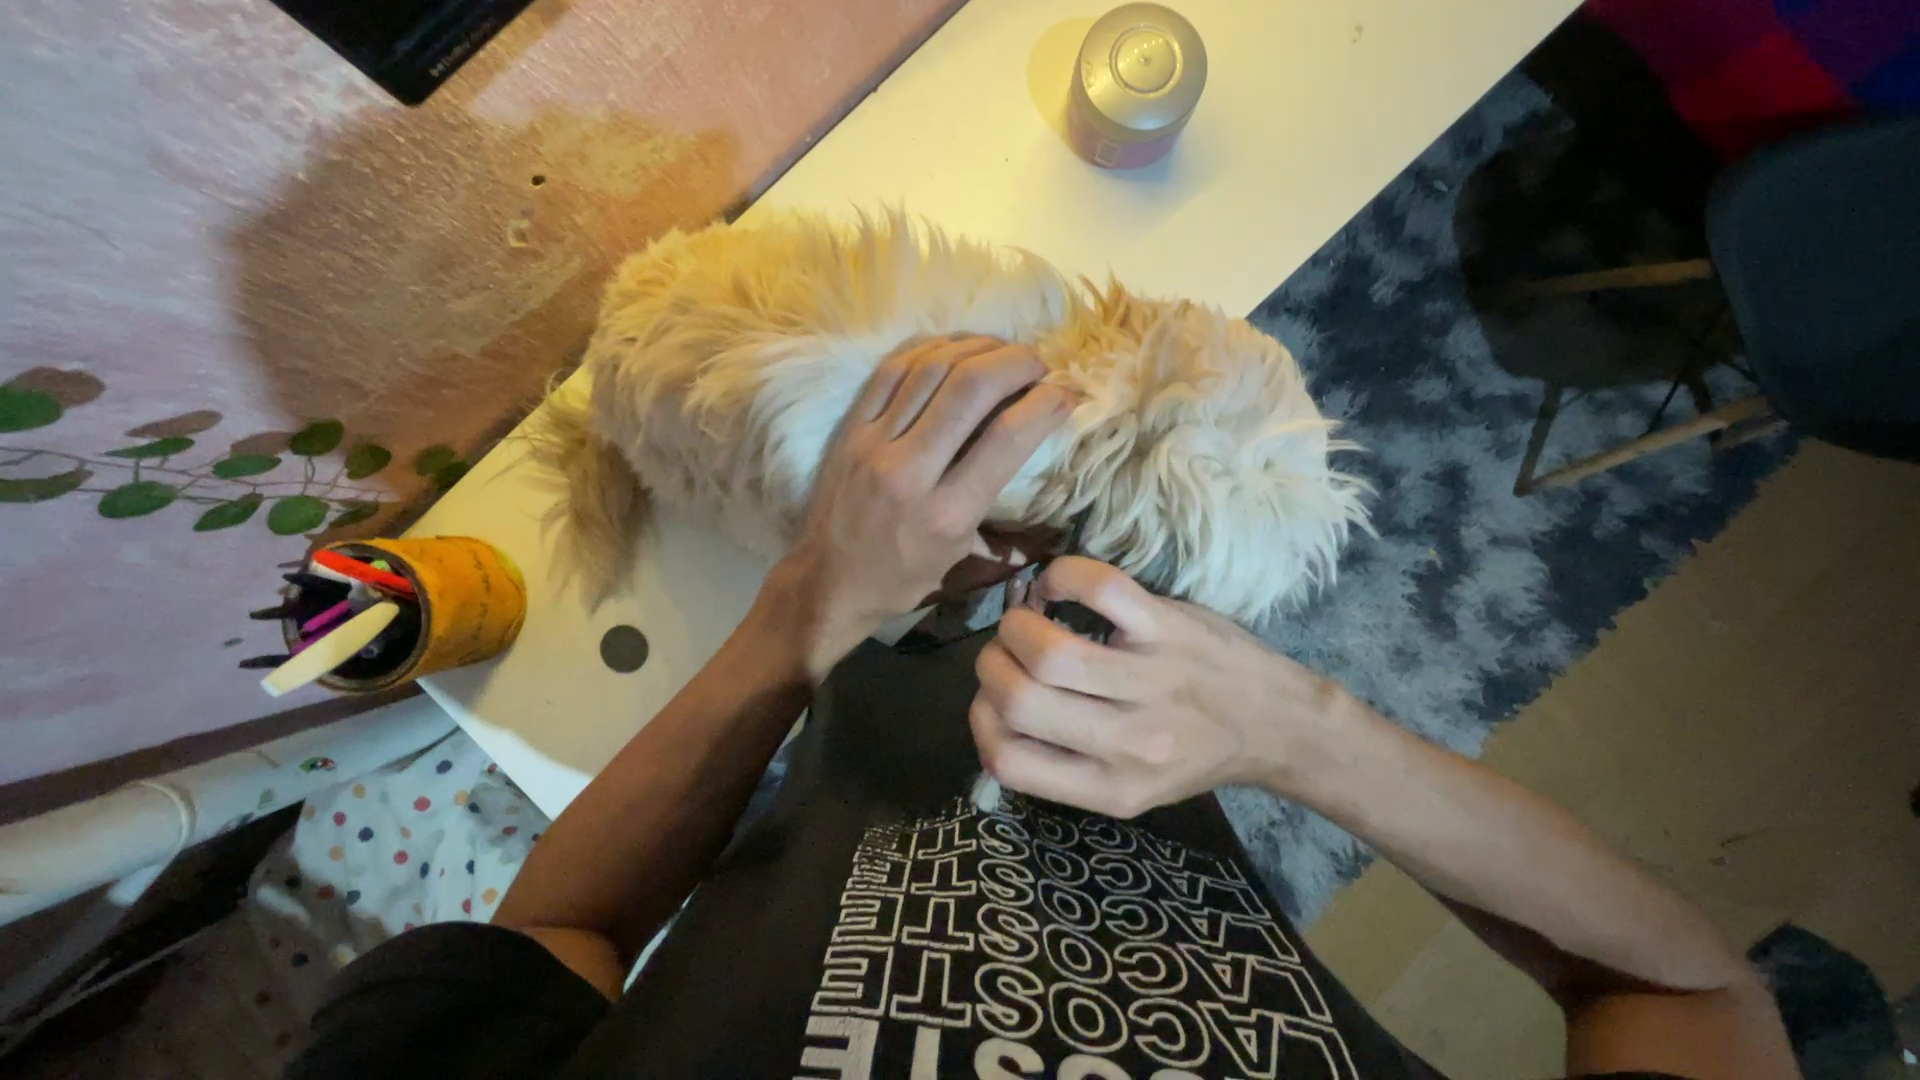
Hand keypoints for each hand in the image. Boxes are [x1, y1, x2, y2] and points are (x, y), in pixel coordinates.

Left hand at [771, 336, 1075, 680]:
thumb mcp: (960, 551)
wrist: (828, 581)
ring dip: (978, 347)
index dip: (1046, 403)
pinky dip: (932, 348)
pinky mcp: (849, 428)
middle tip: (1037, 363)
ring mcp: (873, 443)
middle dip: (1016, 362)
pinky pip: (892, 369)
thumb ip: (991, 492)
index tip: (1065, 393)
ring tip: (1002, 350)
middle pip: (970, 387)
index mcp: (946, 513)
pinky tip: (956, 347)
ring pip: (932, 367)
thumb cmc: (903, 576)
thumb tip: (1029, 431)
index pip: (1006, 438)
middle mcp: (909, 471)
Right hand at [970, 556, 1351, 817]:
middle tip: (1008, 652)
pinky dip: (1062, 577)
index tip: (993, 699)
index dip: (980, 721)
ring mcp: (1151, 681)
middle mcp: (1128, 743)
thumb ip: (1061, 765)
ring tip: (1028, 618)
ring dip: (1016, 624)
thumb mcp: (1128, 787)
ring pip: (1047, 650)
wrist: (1280, 724)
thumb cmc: (1196, 754)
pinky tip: (1058, 586)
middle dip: (991, 665)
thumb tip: (993, 712)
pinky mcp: (1170, 628)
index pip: (1007, 761)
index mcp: (1110, 789)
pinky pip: (1100, 588)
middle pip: (1018, 700)